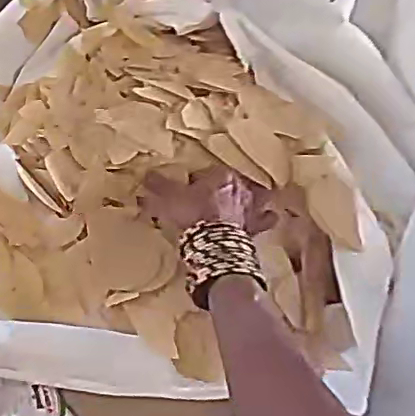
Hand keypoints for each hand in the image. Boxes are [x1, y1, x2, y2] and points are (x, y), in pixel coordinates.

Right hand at [141, 168, 275, 234]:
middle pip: (232, 182)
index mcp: (221, 174)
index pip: (207, 171)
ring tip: (252, 200)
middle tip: (214, 194)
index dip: (195, 180)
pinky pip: (266, 220)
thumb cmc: (192, 214)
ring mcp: (251, 207)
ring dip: (255, 198)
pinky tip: (268, 219)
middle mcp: (241, 187)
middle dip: (226, 186)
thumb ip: (158, 185)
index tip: (186, 189)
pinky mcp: (257, 227)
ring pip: (256, 197)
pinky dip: (266, 219)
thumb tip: (146, 174)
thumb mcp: (168, 197)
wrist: (214, 244)